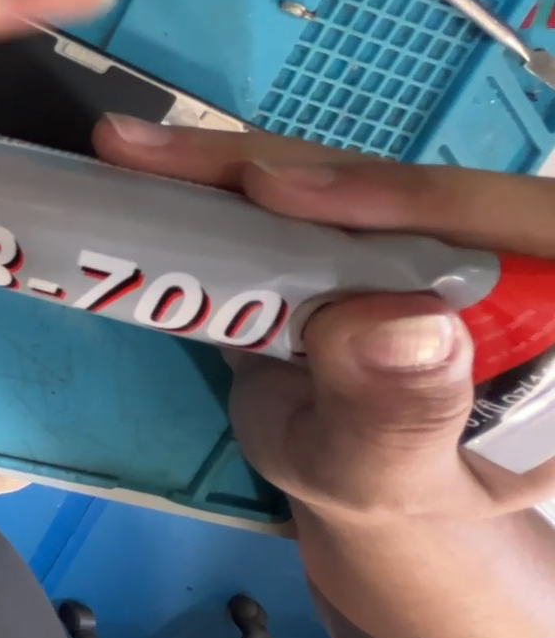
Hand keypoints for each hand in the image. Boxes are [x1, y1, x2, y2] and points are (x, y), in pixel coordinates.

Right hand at [97, 116, 554, 637]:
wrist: (343, 471)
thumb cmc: (377, 490)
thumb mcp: (381, 473)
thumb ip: (396, 413)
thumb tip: (399, 320)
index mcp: (554, 322)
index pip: (531, 229)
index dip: (424, 197)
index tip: (286, 195)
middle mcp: (494, 260)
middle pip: (402, 183)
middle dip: (278, 162)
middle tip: (157, 154)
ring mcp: (410, 235)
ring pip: (335, 172)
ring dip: (225, 158)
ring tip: (125, 147)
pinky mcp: (342, 225)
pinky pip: (286, 186)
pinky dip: (210, 174)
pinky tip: (145, 162)